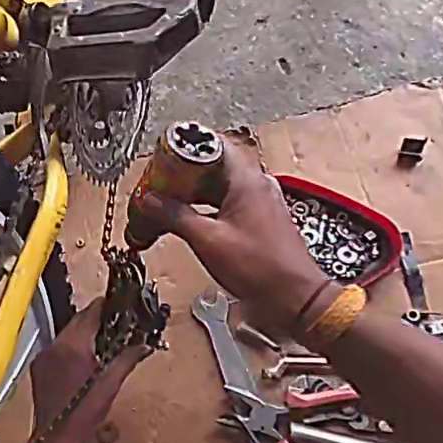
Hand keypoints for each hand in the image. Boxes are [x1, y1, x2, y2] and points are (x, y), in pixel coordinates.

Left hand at [29, 298, 148, 439]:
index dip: (105, 306)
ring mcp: (43, 360)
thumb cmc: (83, 415)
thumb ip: (127, 358)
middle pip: (77, 323)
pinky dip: (74, 350)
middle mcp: (52, 348)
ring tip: (105, 341)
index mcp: (69, 346)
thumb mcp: (111, 383)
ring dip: (85, 336)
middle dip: (97, 322)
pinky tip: (88, 360)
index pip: (88, 313)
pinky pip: (59, 351)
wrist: (58, 442)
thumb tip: (142, 345)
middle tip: (117, 323)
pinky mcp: (40, 372)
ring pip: (67, 337)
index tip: (119, 303)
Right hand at [131, 139, 331, 334]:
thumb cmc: (259, 268)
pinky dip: (204, 207)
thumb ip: (175, 216)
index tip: (162, 159)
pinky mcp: (257, 220)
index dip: (184, 148)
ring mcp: (259, 202)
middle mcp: (256, 186)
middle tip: (157, 183)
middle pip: (213, 165)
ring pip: (218, 185)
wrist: (292, 297)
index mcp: (247, 181)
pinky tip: (187, 220)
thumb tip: (150, 200)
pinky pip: (225, 202)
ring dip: (191, 192)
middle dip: (182, 173)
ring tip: (166, 202)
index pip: (213, 146)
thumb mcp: (207, 240)